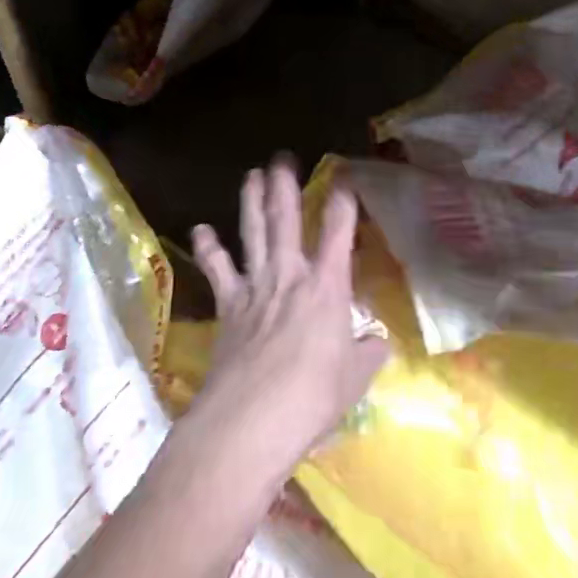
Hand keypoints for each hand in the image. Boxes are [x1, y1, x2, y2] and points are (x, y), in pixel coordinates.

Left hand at [186, 155, 390, 475]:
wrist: (250, 420)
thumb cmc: (313, 397)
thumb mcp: (355, 378)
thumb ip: (367, 353)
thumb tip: (376, 343)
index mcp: (328, 287)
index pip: (339, 232)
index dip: (343, 201)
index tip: (345, 177)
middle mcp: (290, 276)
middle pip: (287, 220)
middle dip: (286, 186)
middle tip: (282, 158)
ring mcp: (255, 288)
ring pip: (253, 234)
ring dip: (251, 202)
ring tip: (251, 174)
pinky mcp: (228, 307)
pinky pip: (218, 270)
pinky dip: (209, 249)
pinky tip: (201, 229)